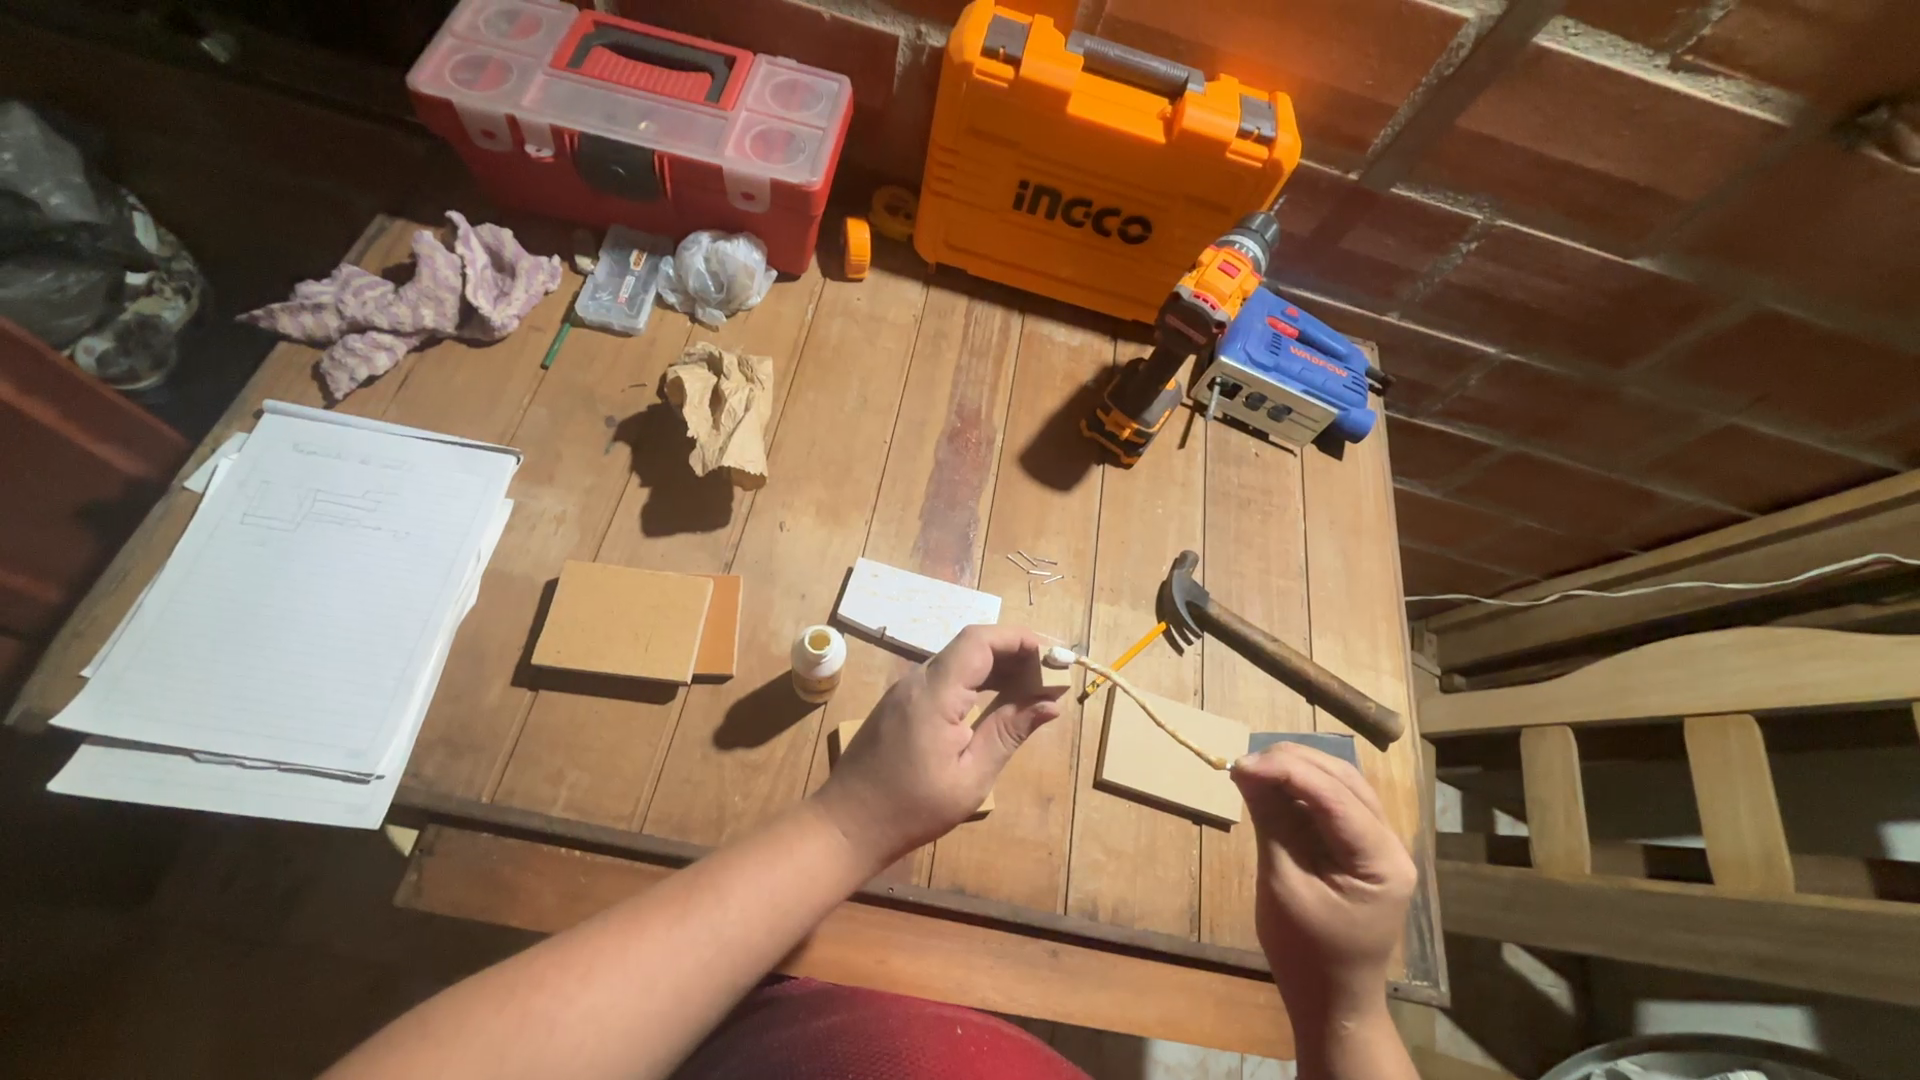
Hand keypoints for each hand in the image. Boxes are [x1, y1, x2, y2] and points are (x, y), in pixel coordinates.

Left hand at [813, 625, 1064, 866]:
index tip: (1055, 657)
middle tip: (1053, 675)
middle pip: (972, 646)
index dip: (1020, 639)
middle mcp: (918, 680)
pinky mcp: (902, 704)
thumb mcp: (971, 777)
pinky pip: (946, 678)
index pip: (980, 641)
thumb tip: (1050, 702)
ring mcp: (906, 690)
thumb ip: (1009, 732)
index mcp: (934, 693)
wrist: (846, 825)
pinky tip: (1000, 702)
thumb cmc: (911, 809)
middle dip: (1016, 653)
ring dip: (998, 667)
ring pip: (959, 661)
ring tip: (1035, 689)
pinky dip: (978, 682)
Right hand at [1231, 743, 1416, 1020]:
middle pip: (1344, 780)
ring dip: (1297, 769)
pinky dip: (1300, 787)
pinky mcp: (1358, 847)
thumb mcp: (1282, 885)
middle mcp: (1389, 844)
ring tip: (1253, 768)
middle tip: (1244, 762)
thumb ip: (1272, 822)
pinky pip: (1333, 803)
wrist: (1332, 999)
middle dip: (1293, 761)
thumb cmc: (1306, 952)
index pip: (1335, 796)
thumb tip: (1247, 770)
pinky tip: (1271, 784)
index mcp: (1381, 861)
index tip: (1240, 763)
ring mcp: (1377, 844)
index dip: (1286, 770)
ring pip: (1340, 784)